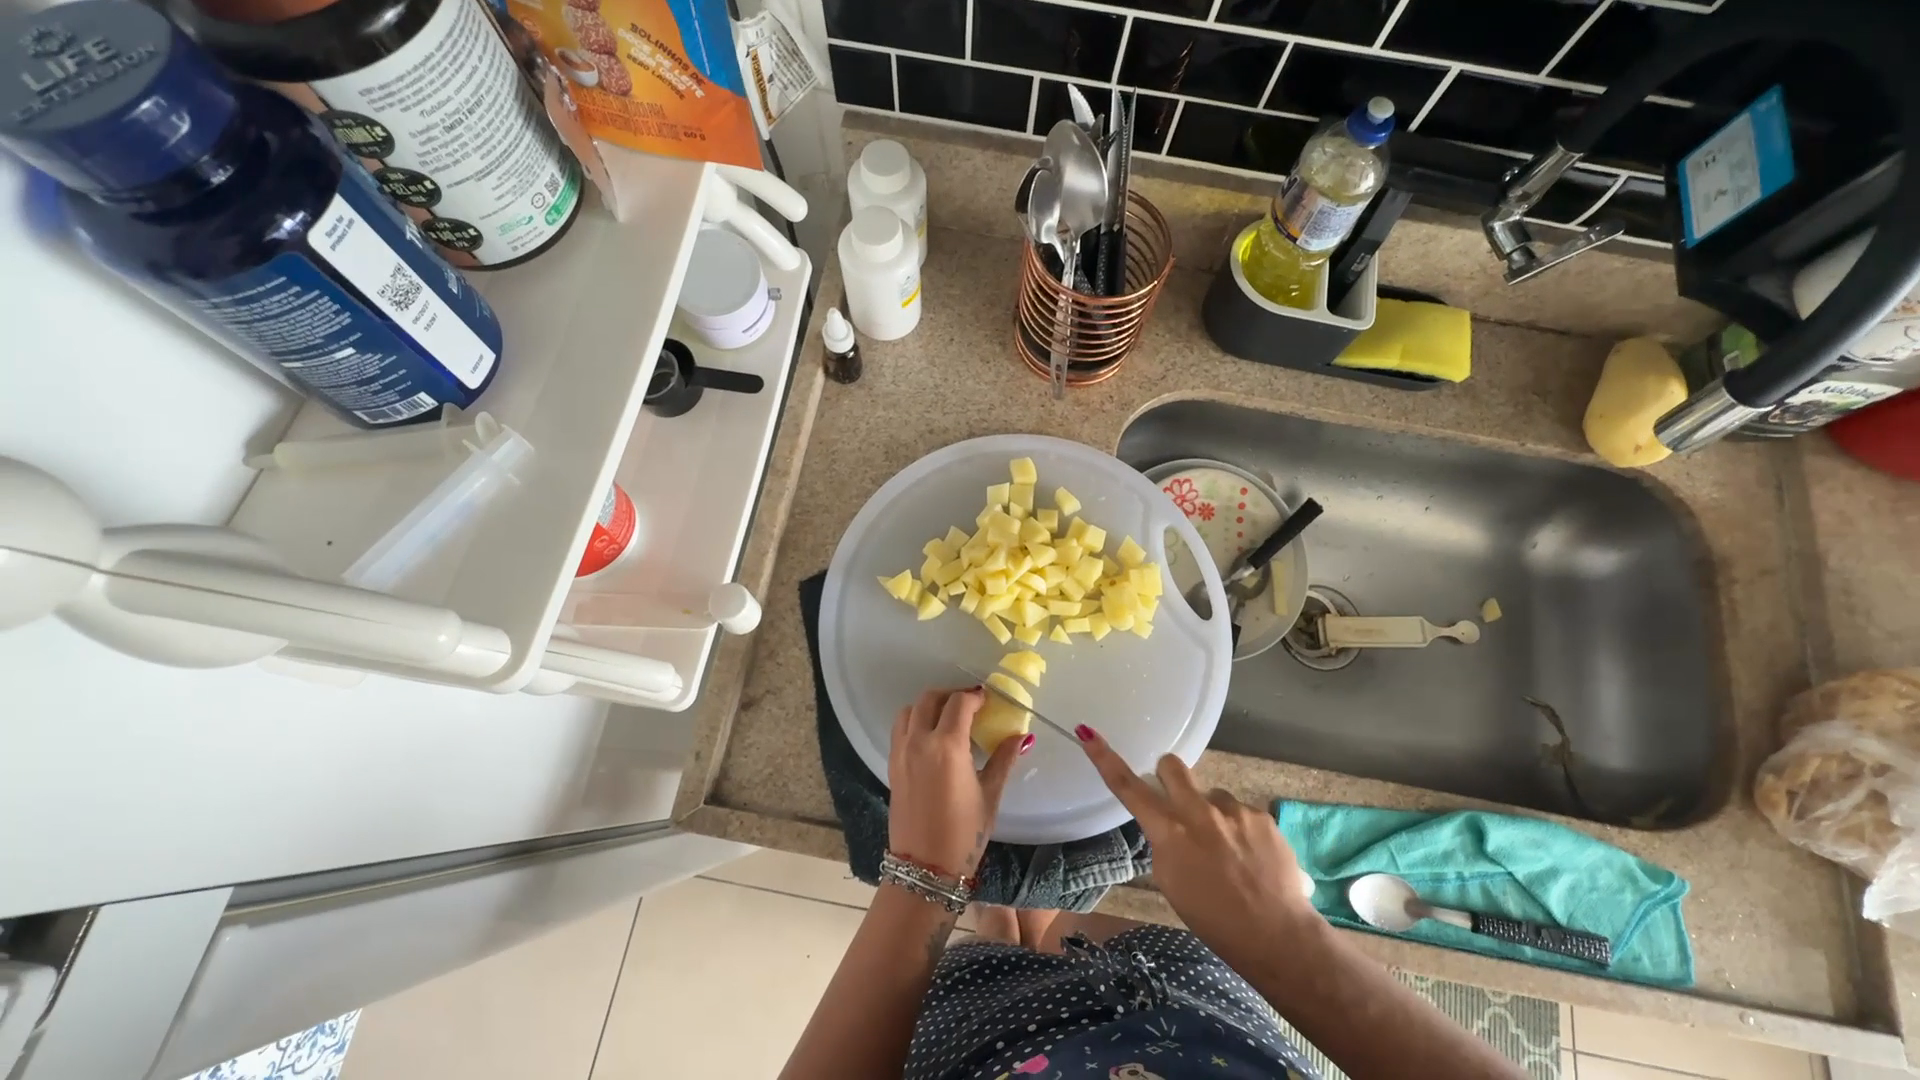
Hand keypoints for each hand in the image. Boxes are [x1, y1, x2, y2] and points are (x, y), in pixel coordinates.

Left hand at [887, 687, 1032, 876]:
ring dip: (928, 706)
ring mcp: (901, 752)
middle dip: (951, 695)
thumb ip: (1003, 759)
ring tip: (948, 718)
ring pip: (909, 711)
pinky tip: (931, 738)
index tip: (988, 700)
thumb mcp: (990, 794)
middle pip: (930, 699)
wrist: (925, 866)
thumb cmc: (964, 833)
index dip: (975, 697)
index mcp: (947, 745)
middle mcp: (919, 741)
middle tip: (969, 705)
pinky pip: (900, 730)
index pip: (959, 703)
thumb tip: (1021, 737)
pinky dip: (914, 722)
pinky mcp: (891, 765)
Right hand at [1075, 725, 1317, 965]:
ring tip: (1229, 853)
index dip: (1105, 758)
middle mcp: (1199, 811)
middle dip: (1169, 777)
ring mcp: (1234, 811)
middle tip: (1180, 807)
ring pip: (1212, 796)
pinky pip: (1242, 813)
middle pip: (1172, 766)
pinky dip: (1241, 831)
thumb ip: (1165, 844)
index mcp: (1169, 831)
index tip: (1088, 732)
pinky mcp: (1262, 817)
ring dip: (1212, 815)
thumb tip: (1169, 828)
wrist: (1276, 936)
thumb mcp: (1171, 883)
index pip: (1128, 787)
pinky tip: (1252, 859)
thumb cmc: (1213, 919)